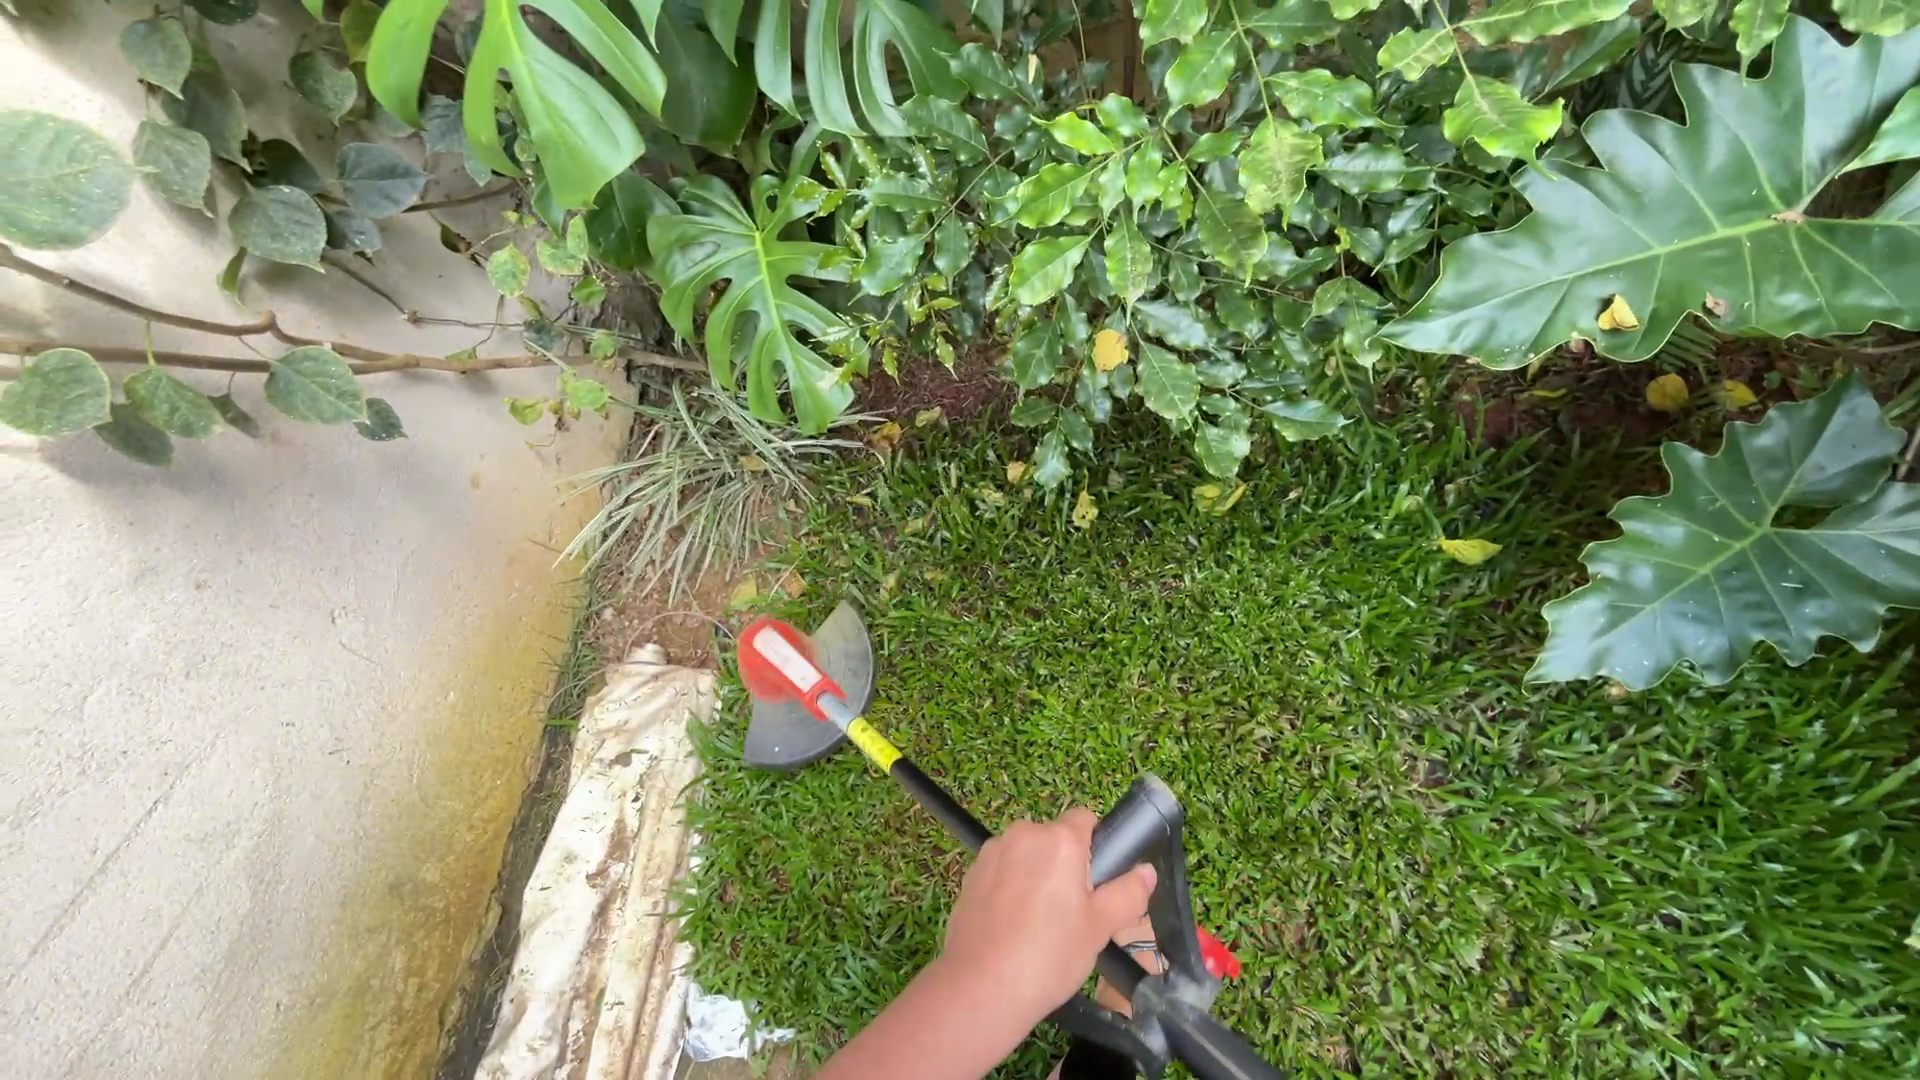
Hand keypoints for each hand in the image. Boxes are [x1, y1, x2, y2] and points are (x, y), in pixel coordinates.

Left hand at [934, 807, 1156, 1033]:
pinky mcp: (972, 871)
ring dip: (1036, 873)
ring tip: (1039, 923)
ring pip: (1027, 853)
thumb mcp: (1099, 928)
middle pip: (1054, 838)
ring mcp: (993, 850)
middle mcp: (1024, 833)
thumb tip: (1146, 871)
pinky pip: (1003, 868)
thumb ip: (1127, 894)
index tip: (1096, 882)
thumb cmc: (1049, 954)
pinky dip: (1011, 886)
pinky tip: (1012, 924)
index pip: (1085, 818)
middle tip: (1072, 911)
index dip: (1096, 846)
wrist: (981, 985)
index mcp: (1059, 840)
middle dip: (1065, 864)